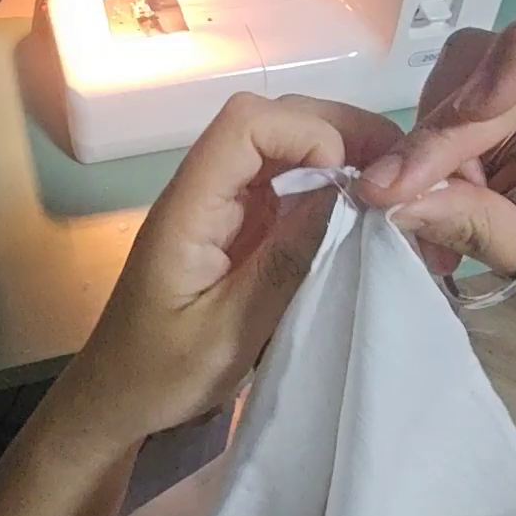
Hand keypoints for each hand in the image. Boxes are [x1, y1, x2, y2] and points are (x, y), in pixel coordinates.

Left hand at [44, 93, 402, 453]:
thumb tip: (346, 194)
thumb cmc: (162, 372)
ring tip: (390, 186)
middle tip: (397, 169)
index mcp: (189, 208)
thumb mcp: (232, 329)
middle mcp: (203, 191)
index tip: (352, 179)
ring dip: (337, 154)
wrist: (119, 394)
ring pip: (280, 148)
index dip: (305, 132)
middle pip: (266, 122)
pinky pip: (283, 185)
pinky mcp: (236, 225)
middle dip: (335, 131)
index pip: (243, 126)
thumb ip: (285, 262)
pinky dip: (326, 187)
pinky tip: (359, 211)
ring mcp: (220, 205)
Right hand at [357, 0, 515, 324]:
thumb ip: (481, 225)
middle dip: (454, 123)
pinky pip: (449, 103)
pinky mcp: (504, 109)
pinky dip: (427, 148)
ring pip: (468, 71)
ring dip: (437, 136)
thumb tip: (398, 203)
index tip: (480, 107)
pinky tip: (430, 197)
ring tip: (428, 205)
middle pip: (510, 54)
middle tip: (403, 186)